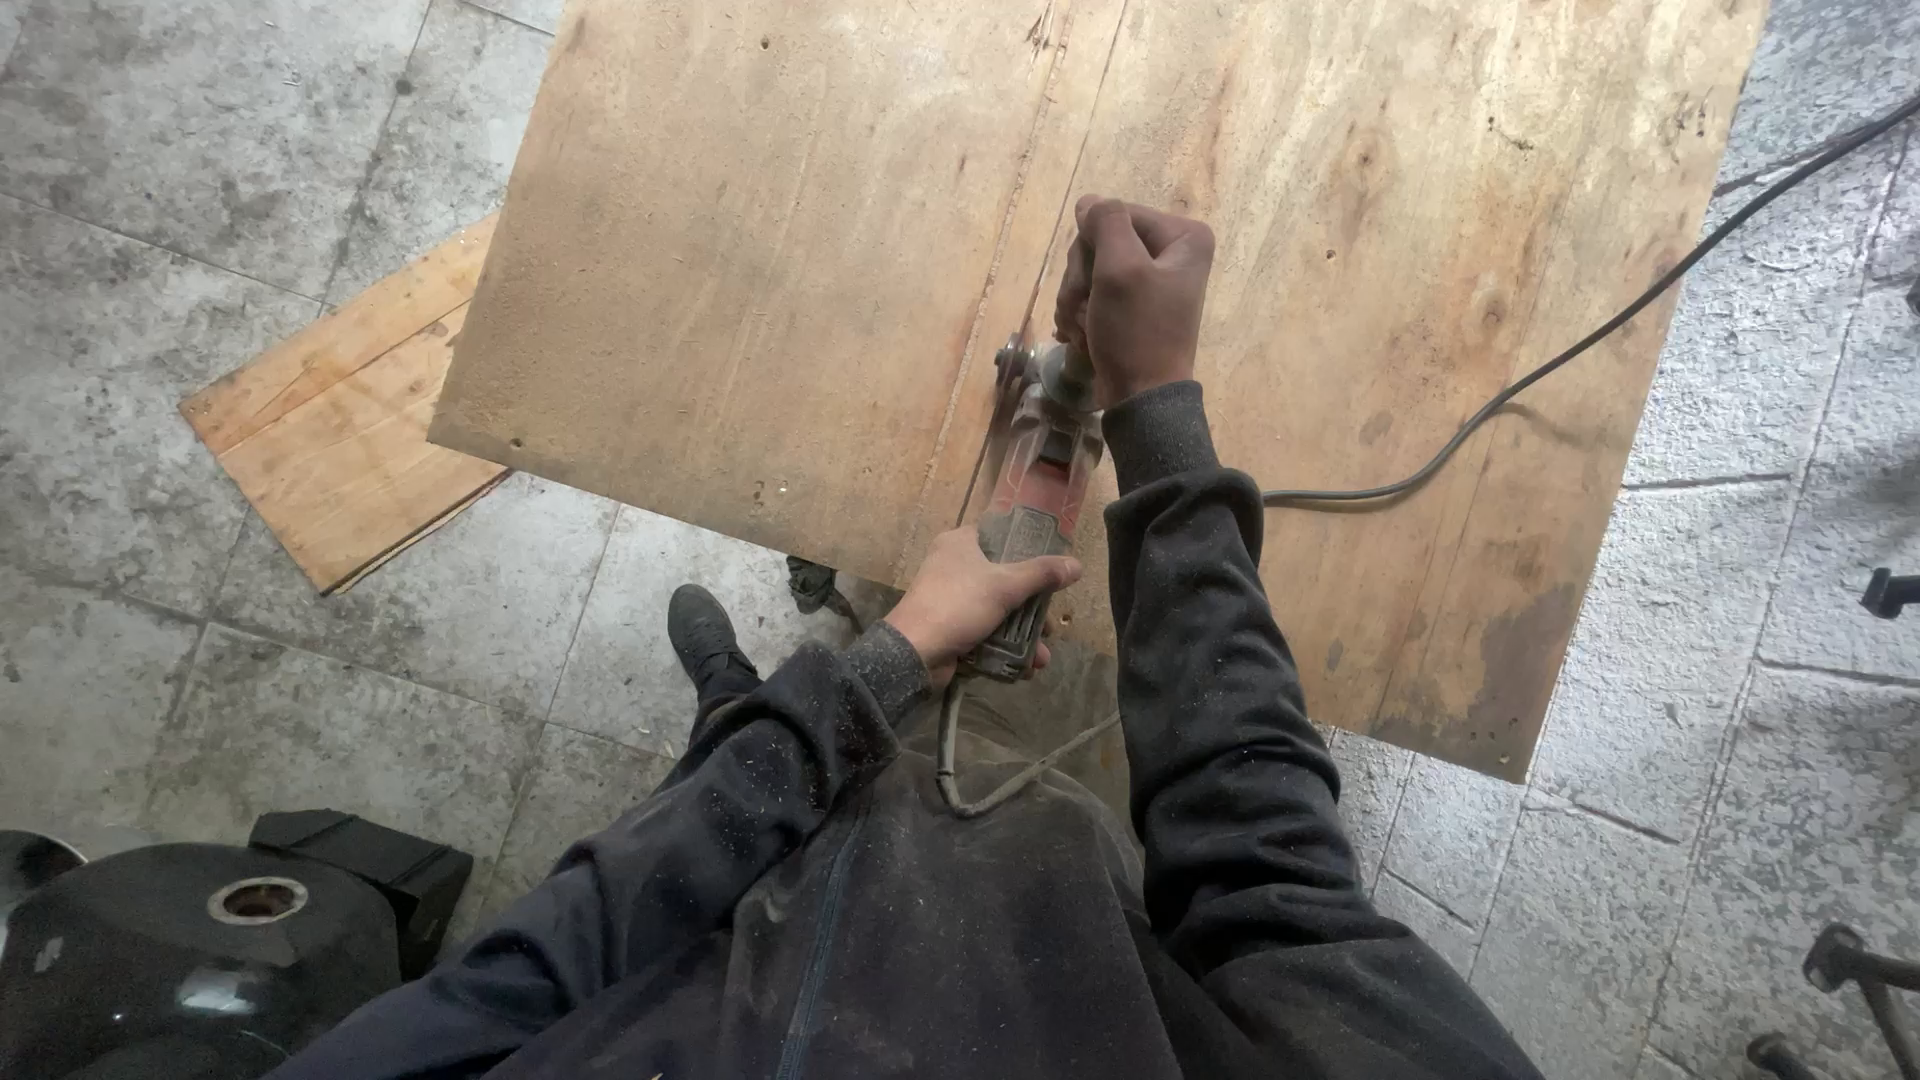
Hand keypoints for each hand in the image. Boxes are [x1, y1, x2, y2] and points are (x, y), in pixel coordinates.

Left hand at [884, 526, 1082, 688]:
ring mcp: (952, 599)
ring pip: (999, 610)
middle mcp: (954, 566)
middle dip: (1032, 609)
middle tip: (1051, 626)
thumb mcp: (1006, 585)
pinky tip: (1025, 668)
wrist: (914, 653)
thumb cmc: (958, 605)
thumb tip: (1077, 565)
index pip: (999, 536)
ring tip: (1042, 658)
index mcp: (960, 543)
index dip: (1027, 550)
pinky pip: (986, 633)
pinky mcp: (951, 628)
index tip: (1052, 570)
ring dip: (1023, 635)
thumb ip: (1042, 575)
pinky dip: (1006, 648)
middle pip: (1005, 579)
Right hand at [1054, 195, 1214, 408]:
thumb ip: (1106, 224)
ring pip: (1090, 272)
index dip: (1091, 246)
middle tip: (1085, 311)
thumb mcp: (1120, 270)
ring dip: (1076, 303)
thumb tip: (1089, 203)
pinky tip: (1082, 337)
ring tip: (1082, 330)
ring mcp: (1150, 283)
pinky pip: (1093, 296)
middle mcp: (1171, 254)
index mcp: (1183, 237)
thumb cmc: (1137, 333)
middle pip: (1101, 244)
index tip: (1092, 283)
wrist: (1141, 398)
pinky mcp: (1132, 309)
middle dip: (1081, 281)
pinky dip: (1080, 317)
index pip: (1115, 215)